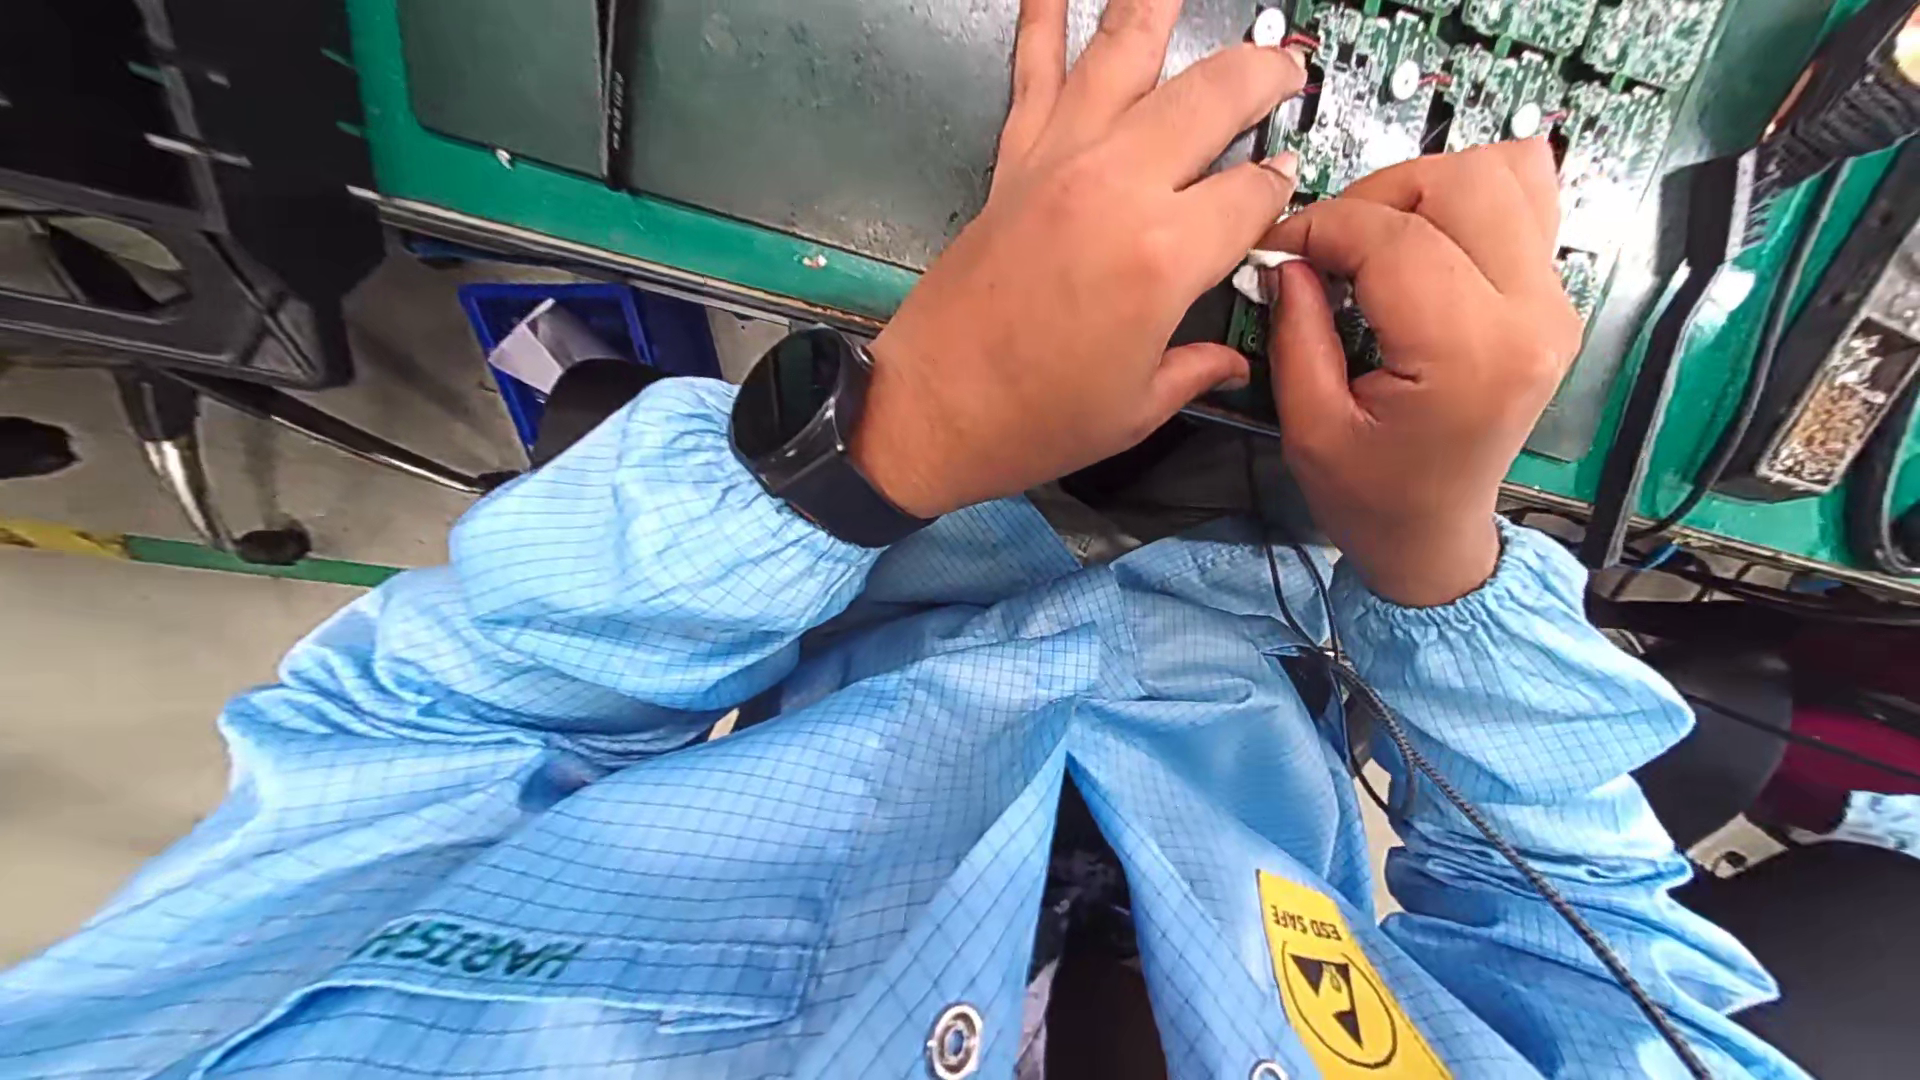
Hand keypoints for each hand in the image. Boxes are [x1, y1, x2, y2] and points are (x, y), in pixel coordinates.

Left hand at [850, 0, 1305, 517]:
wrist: (931, 414)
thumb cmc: (1030, 425)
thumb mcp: (1132, 413)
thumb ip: (1192, 372)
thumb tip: (1228, 362)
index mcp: (1163, 259)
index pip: (1252, 197)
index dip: (1277, 199)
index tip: (1275, 205)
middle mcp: (1116, 189)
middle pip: (1213, 93)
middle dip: (1263, 76)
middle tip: (1281, 74)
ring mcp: (1057, 166)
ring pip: (1126, 50)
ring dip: (1165, 8)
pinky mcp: (1010, 169)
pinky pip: (1031, 75)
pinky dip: (1043, 21)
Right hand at [1263, 140, 1582, 606]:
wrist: (1432, 534)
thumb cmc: (1365, 496)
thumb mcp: (1308, 427)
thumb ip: (1297, 336)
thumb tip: (1287, 261)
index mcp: (1467, 355)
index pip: (1398, 240)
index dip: (1324, 225)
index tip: (1273, 246)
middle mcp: (1531, 314)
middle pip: (1464, 181)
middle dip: (1373, 196)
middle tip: (1320, 244)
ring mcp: (1553, 302)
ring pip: (1508, 172)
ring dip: (1420, 189)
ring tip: (1366, 239)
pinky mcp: (1549, 301)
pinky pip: (1526, 204)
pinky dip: (1463, 200)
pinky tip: (1415, 240)